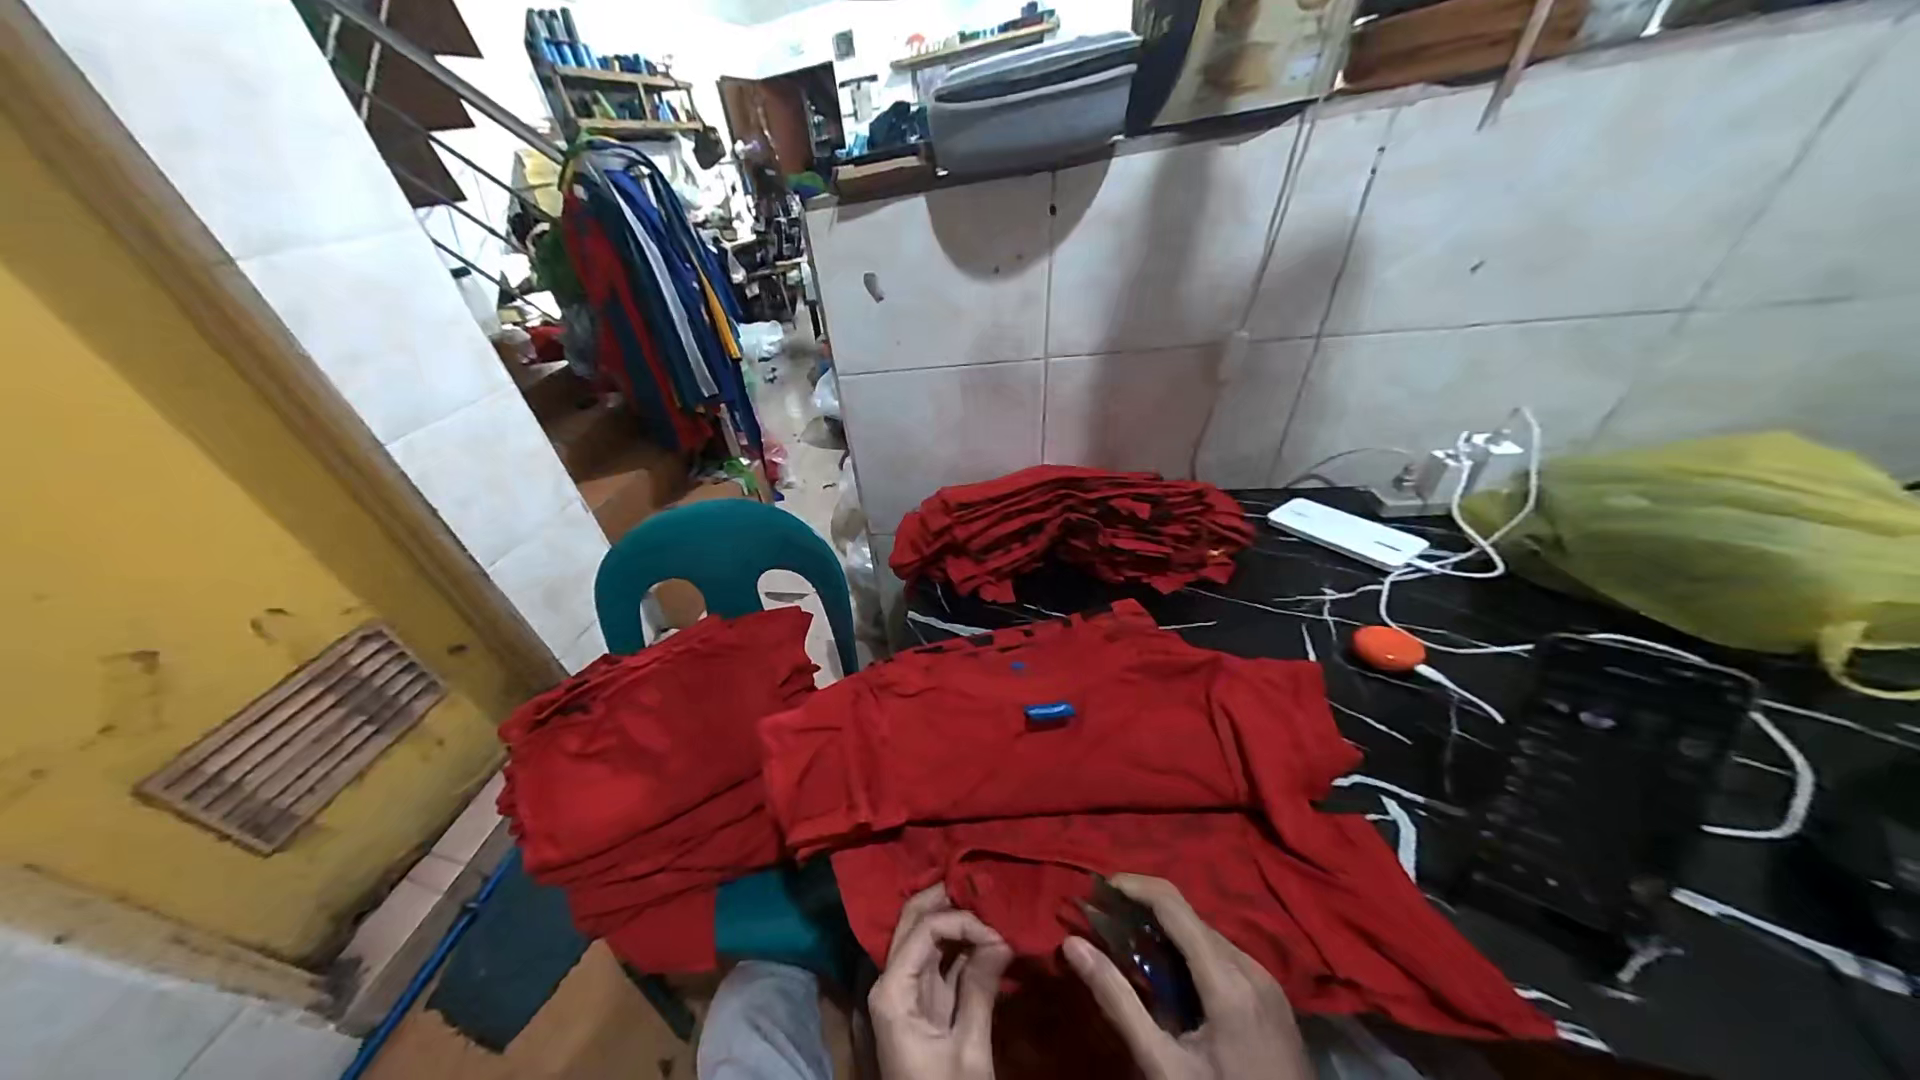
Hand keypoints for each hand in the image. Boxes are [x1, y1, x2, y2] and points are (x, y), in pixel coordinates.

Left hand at [869, 883, 1013, 1079]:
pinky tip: (989, 933)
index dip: (961, 920)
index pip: (924, 929)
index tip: (998, 931)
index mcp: (892, 990)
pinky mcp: (927, 1001)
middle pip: (914, 920)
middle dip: (947, 898)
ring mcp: (910, 989)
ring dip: (957, 917)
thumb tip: (1003, 936)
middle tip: (985, 884)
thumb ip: (981, 988)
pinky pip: (943, 959)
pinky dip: (965, 944)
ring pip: (928, 935)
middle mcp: (893, 980)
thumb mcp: (968, 1050)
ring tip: (991, 902)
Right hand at [1062, 874, 1311, 1079]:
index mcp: (1226, 979)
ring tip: (1132, 951)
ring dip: (1168, 933)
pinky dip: (1192, 954)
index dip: (1133, 886)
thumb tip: (1073, 944)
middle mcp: (1251, 967)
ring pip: (1208, 935)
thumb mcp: (1163, 1065)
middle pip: (1190, 918)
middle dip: (1145, 912)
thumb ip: (1118, 1001)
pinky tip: (1172, 981)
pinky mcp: (1273, 998)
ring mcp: (1268, 982)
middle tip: (1106, 925)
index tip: (1098, 888)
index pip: (1173, 904)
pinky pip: (1225, 957)